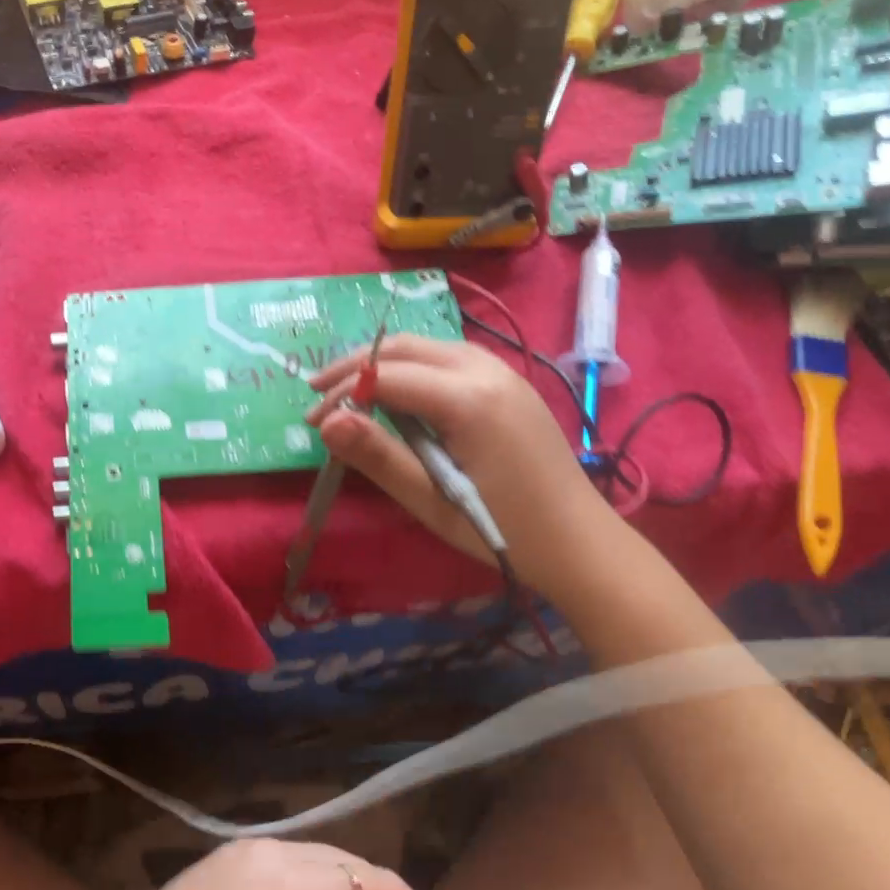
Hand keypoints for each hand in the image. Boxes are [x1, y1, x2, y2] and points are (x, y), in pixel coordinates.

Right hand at [305, 336, 618, 599]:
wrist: (578, 542)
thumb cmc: (501, 528)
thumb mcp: (431, 500)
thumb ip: (379, 456)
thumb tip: (327, 423)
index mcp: (469, 399)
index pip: (387, 376)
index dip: (342, 393)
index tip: (311, 423)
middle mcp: (488, 371)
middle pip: (408, 347)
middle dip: (356, 365)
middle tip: (316, 392)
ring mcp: (504, 375)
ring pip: (430, 349)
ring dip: (385, 364)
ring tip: (348, 390)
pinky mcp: (510, 388)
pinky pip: (451, 362)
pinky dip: (414, 370)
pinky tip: (398, 396)